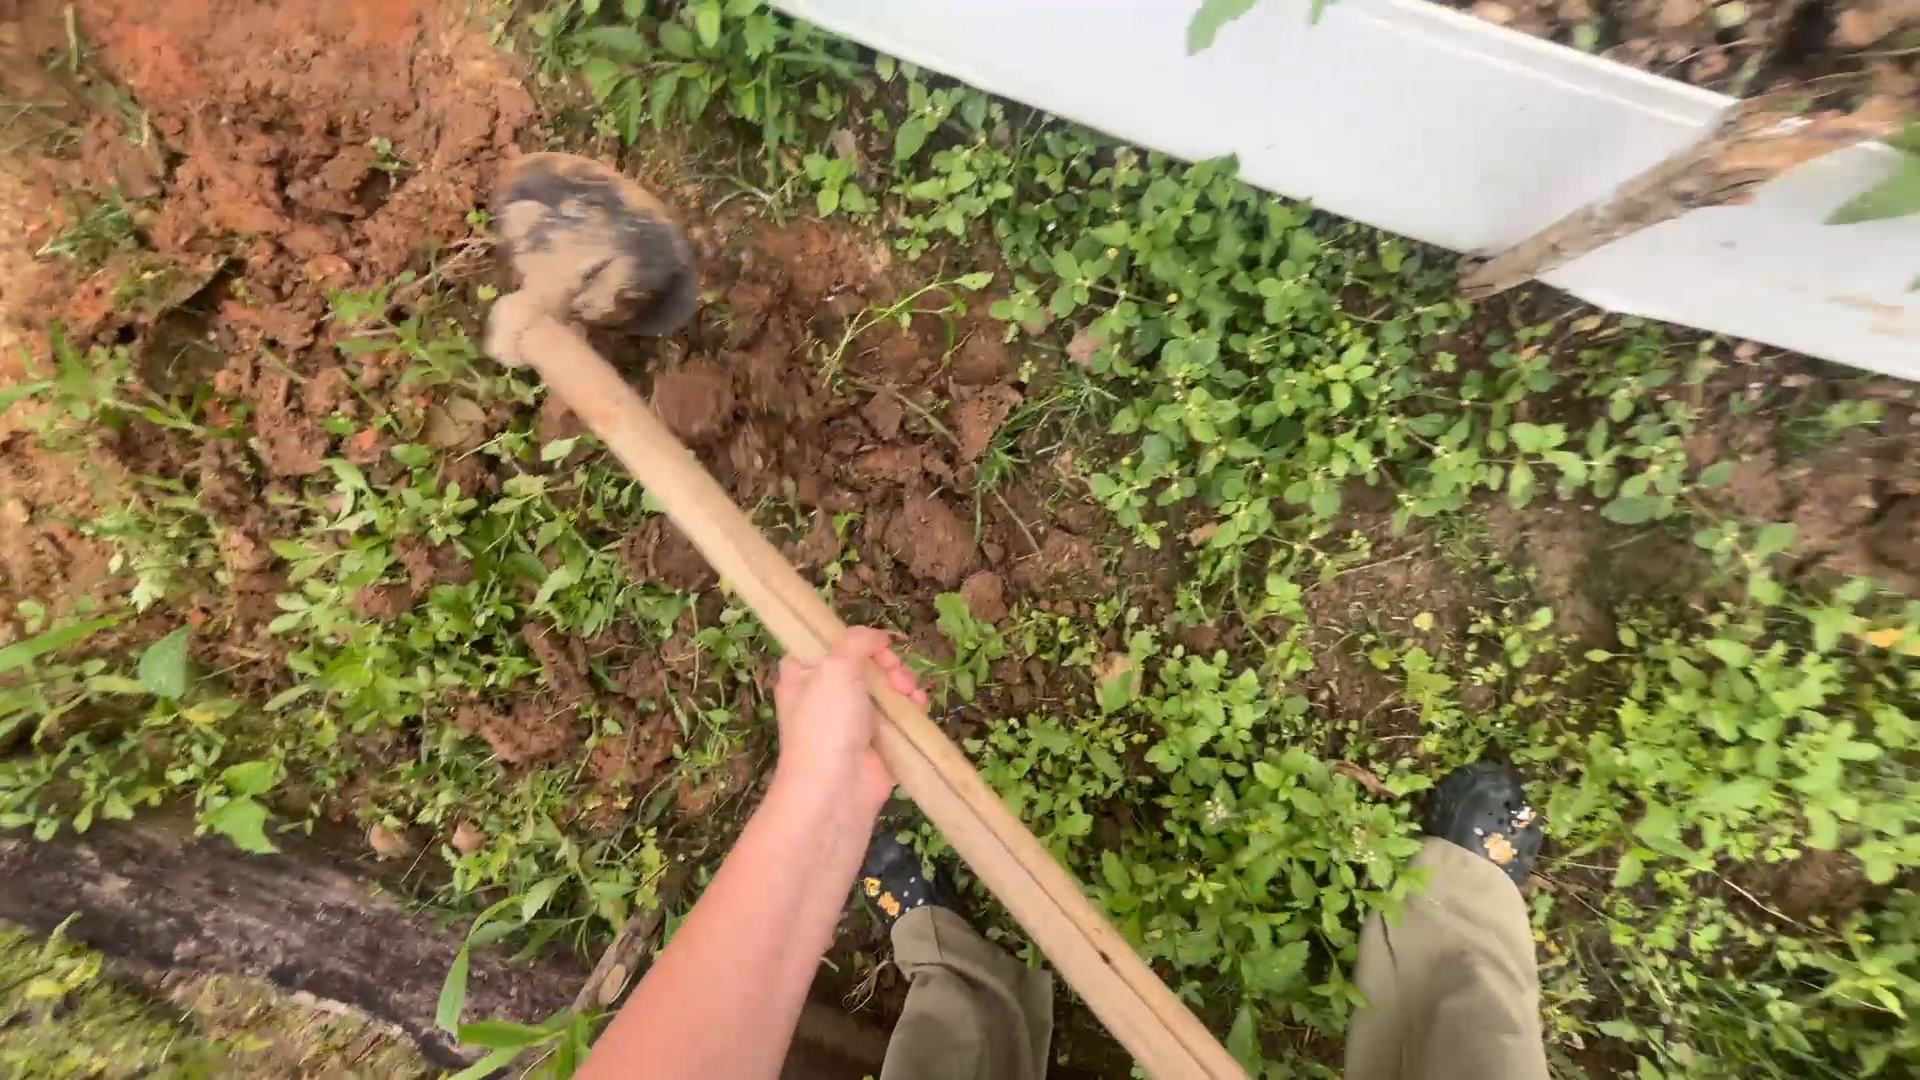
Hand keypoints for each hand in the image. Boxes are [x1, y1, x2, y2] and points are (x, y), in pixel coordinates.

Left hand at [772, 627, 925, 815]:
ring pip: (884, 686)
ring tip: (909, 693)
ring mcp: (851, 719)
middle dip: (887, 664)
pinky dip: (911, 706)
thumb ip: (857, 641)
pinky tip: (918, 706)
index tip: (873, 644)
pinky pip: (898, 713)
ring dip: (903, 683)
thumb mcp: (836, 667)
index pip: (826, 644)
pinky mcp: (876, 740)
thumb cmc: (826, 724)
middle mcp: (825, 694)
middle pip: (863, 663)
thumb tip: (877, 636)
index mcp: (803, 675)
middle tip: (894, 673)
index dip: (852, 640)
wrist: (835, 790)